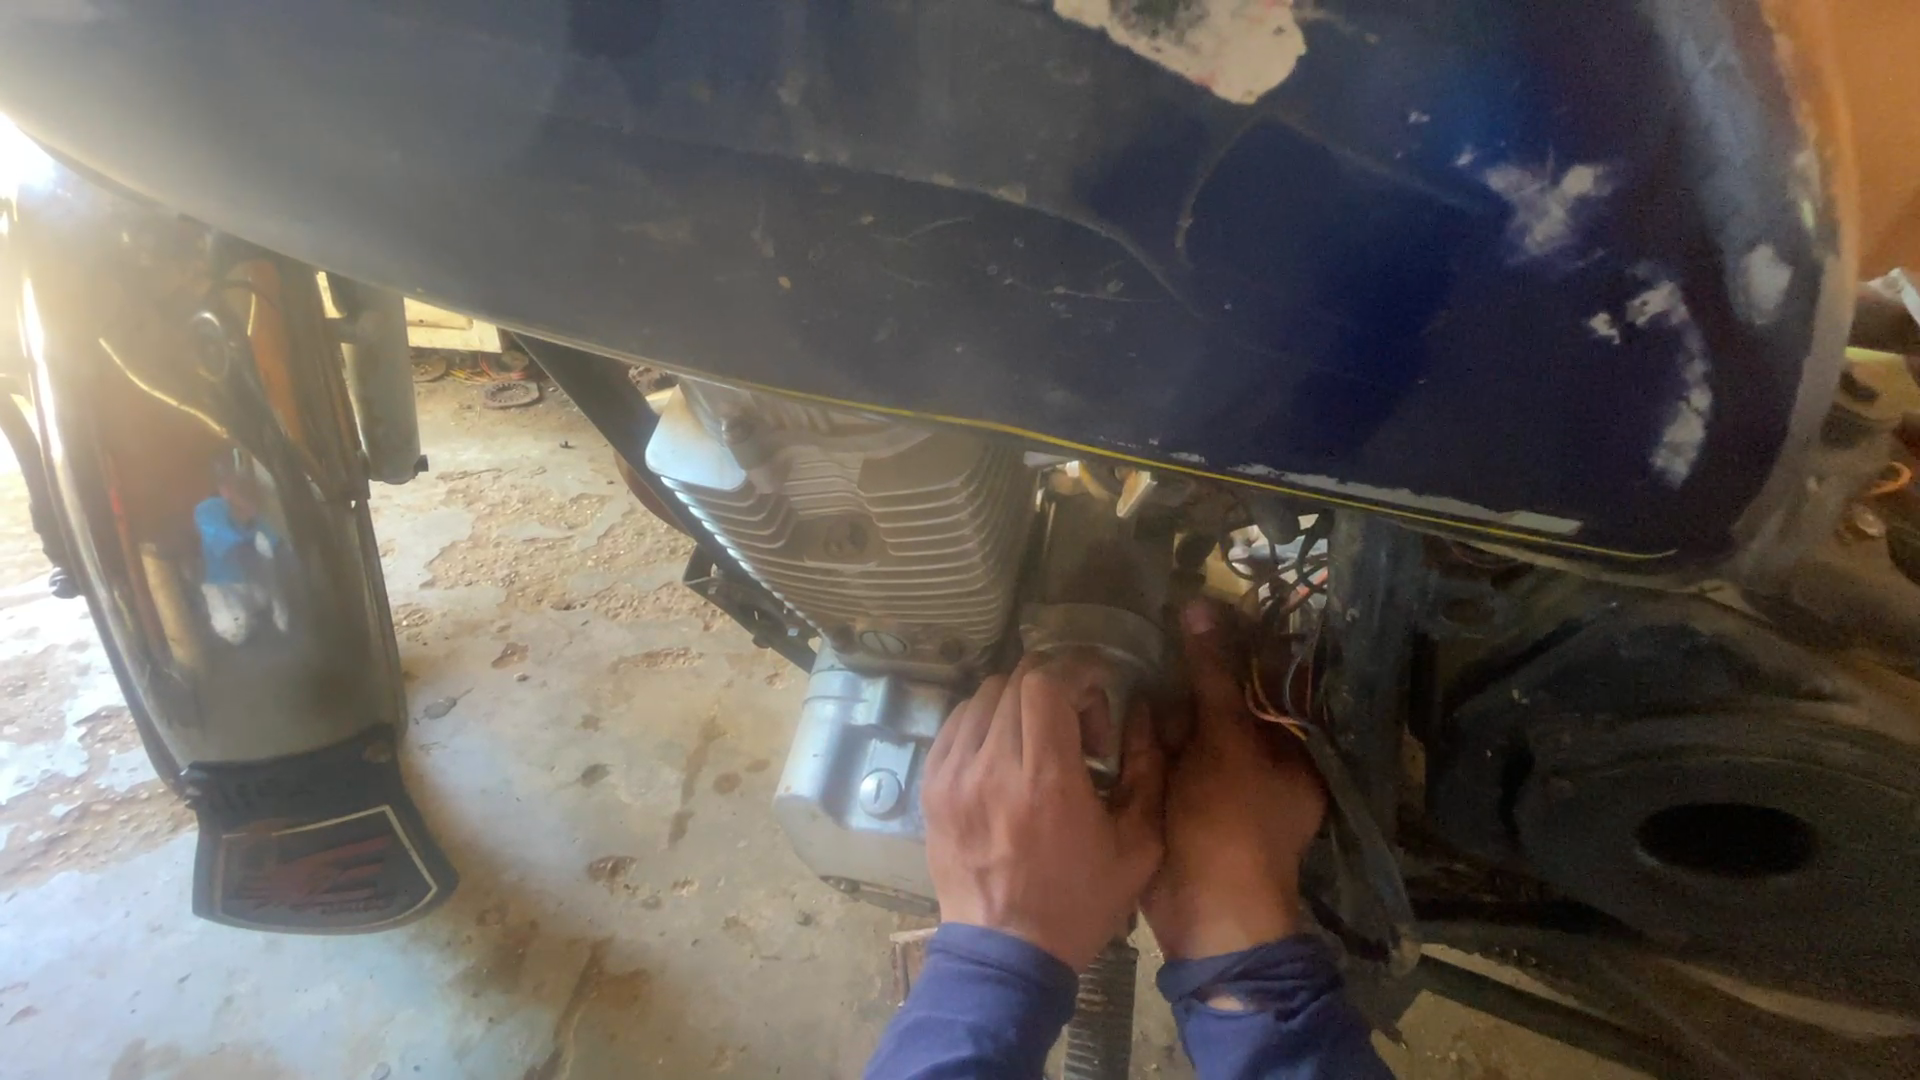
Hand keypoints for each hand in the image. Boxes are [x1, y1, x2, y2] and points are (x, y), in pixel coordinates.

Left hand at [922, 657, 1165, 971]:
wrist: (1004, 953)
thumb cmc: (1077, 902)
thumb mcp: (1138, 846)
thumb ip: (1147, 771)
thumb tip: (1142, 713)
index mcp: (1045, 779)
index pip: (1045, 683)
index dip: (1077, 676)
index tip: (1097, 705)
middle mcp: (991, 766)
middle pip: (1015, 681)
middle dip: (1055, 689)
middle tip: (1074, 731)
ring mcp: (952, 773)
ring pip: (982, 695)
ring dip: (1018, 703)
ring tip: (1038, 742)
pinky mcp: (930, 784)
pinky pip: (955, 722)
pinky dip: (984, 721)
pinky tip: (1003, 753)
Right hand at [1142, 601, 1326, 960]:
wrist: (1202, 909)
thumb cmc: (1232, 820)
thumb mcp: (1226, 741)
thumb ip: (1212, 675)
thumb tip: (1199, 605)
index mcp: (1288, 746)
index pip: (1265, 677)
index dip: (1238, 640)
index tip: (1205, 601)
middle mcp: (1253, 755)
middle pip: (1223, 695)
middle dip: (1194, 666)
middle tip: (1167, 619)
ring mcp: (1212, 772)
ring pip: (1188, 718)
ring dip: (1166, 694)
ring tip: (1141, 648)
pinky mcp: (1178, 786)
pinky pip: (1164, 744)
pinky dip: (1148, 724)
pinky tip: (1129, 694)